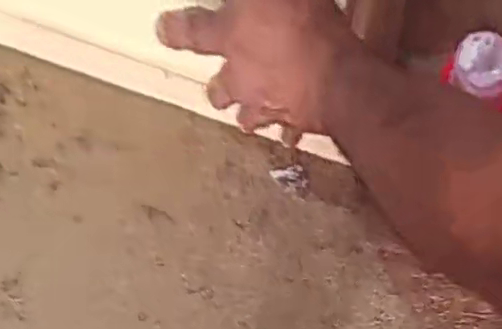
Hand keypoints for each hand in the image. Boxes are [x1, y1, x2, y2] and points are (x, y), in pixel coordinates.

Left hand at [156, 0, 360, 137]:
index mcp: (232, 37)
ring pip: (249, 119)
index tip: (164, 32)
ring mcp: (268, 108)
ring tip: (249, 117)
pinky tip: (290, 132)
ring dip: (248, 116)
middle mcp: (243, 79)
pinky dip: (287, 131)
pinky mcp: (295, 125)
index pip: (194, 31)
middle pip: (220, 91)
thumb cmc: (304, 23)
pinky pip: (288, 132)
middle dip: (218, 91)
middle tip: (217, 91)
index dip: (177, 30)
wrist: (337, 79)